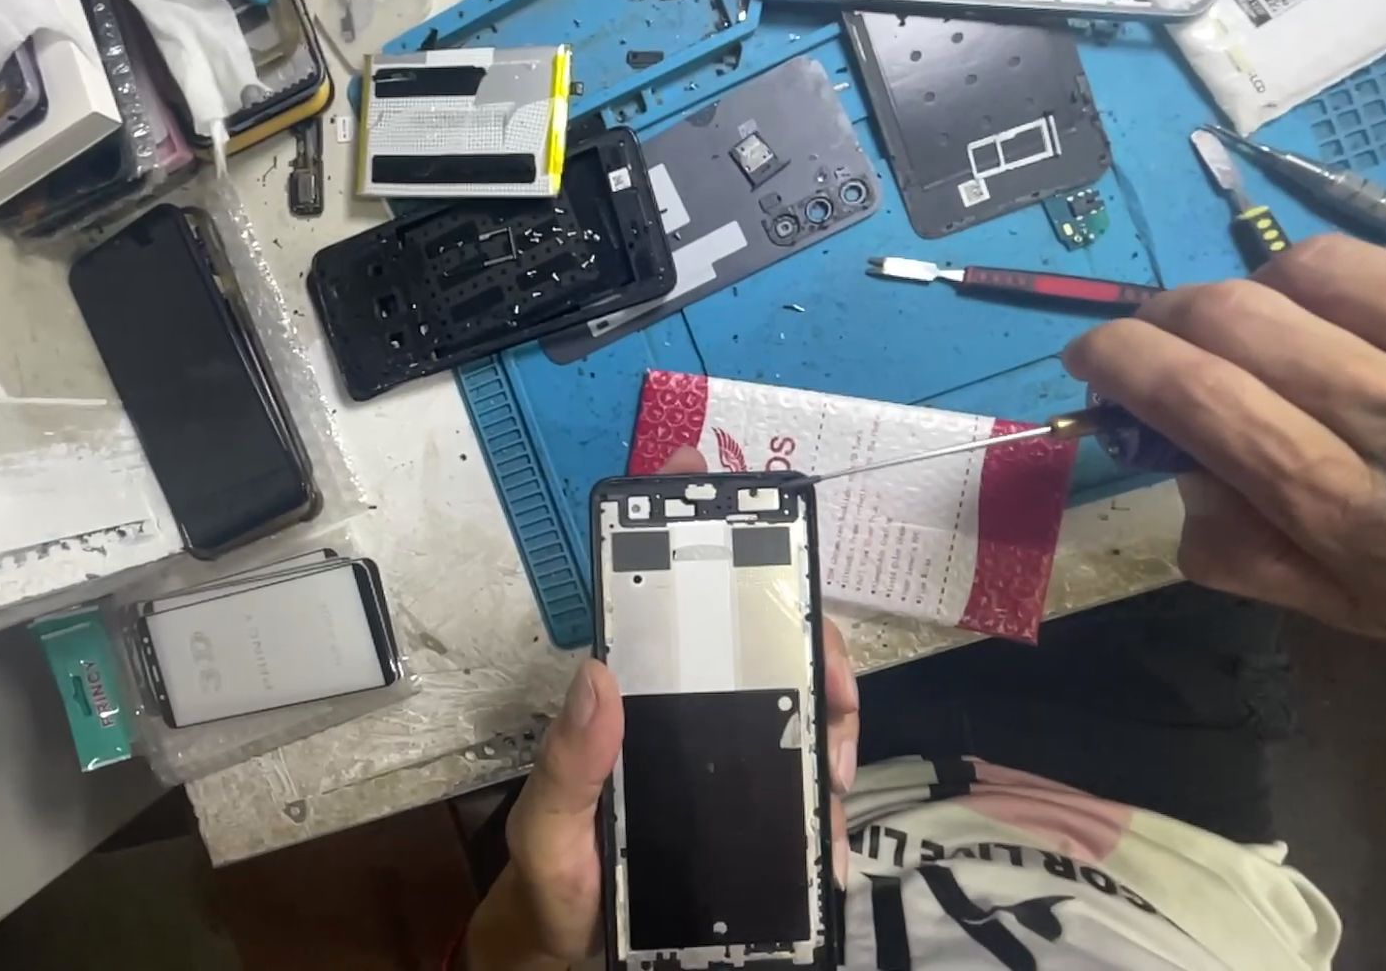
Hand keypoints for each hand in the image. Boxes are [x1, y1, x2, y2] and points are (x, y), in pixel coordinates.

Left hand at [465, 448, 861, 969]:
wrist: (585, 949)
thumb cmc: (556, 877)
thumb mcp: (550, 824)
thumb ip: (568, 762)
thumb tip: (601, 672)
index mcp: (628, 689)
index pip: (648, 592)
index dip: (668, 519)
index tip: (693, 463)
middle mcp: (681, 701)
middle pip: (749, 630)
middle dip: (800, 628)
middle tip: (831, 676)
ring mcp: (724, 744)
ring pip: (793, 688)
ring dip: (831, 703)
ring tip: (834, 760)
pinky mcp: (756, 793)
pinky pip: (808, 763)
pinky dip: (834, 771)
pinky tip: (835, 810)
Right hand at [1064, 226, 1385, 647]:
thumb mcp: (1350, 606)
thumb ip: (1236, 550)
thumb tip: (1181, 471)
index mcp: (1335, 495)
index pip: (1186, 391)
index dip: (1113, 355)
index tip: (1090, 357)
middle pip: (1228, 313)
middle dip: (1164, 313)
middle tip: (1165, 334)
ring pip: (1312, 265)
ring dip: (1267, 289)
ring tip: (1286, 321)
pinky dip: (1378, 268)